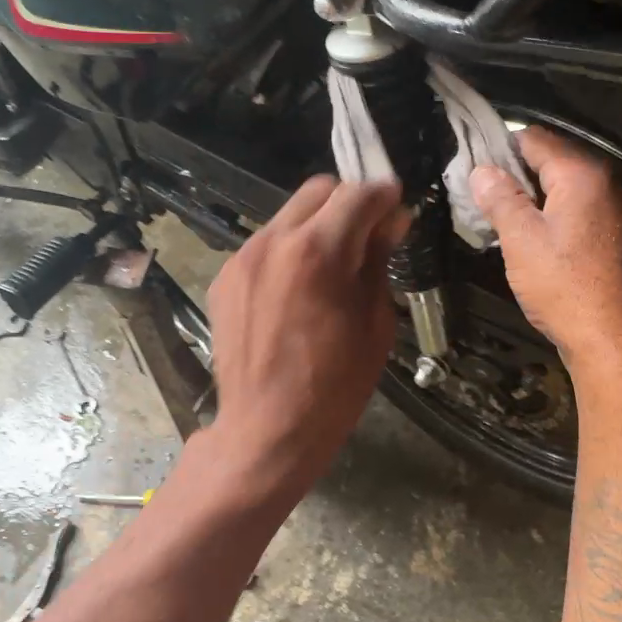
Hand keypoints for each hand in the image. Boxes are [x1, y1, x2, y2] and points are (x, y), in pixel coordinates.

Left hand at [203, 176, 407, 494]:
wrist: (267, 430)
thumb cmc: (334, 388)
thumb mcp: (374, 325)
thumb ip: (378, 263)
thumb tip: (390, 223)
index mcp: (317, 252)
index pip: (358, 194)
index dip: (384, 197)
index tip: (397, 210)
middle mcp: (273, 242)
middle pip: (318, 191)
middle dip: (348, 204)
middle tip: (367, 237)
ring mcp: (242, 259)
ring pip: (287, 218)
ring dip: (315, 230)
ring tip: (329, 272)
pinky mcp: (224, 280)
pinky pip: (264, 249)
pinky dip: (287, 256)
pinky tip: (296, 295)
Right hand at [470, 128, 621, 371]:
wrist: (610, 339)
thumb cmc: (564, 288)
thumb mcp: (521, 241)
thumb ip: (500, 200)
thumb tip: (481, 171)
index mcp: (581, 174)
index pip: (533, 138)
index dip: (499, 150)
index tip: (472, 172)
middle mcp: (602, 183)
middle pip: (549, 161)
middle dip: (513, 177)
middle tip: (481, 202)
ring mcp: (610, 210)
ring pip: (560, 189)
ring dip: (529, 201)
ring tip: (500, 224)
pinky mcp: (610, 236)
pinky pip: (573, 212)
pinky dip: (549, 219)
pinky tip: (529, 244)